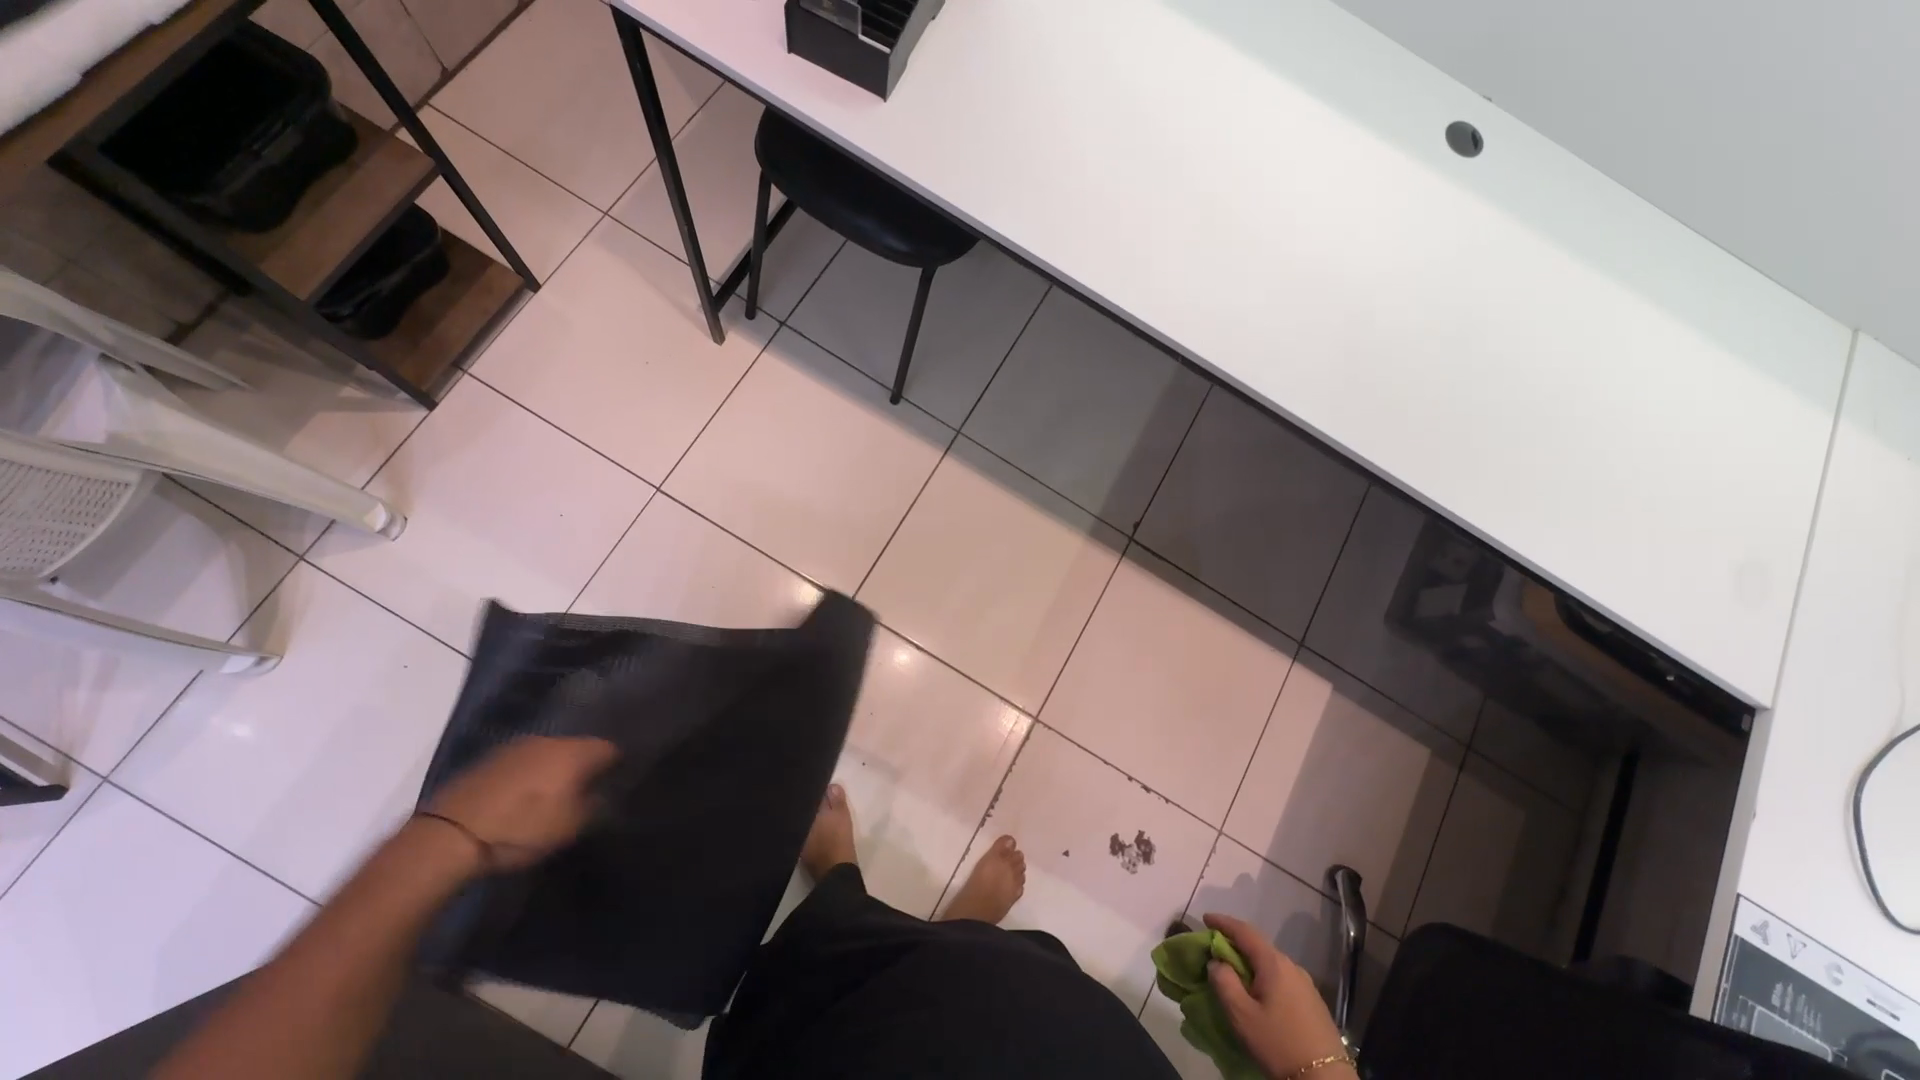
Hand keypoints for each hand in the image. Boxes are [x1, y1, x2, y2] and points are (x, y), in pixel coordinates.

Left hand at [424, 736, 618, 871]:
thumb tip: (602, 793)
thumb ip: (595, 805)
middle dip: (584, 766)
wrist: (450, 834)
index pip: (609, 748)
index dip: (617, 766)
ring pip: (548, 753)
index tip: (616, 784)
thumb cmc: (522, 828)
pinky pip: (523, 762)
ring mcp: (515, 747)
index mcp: (573, 752)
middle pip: (577, 748)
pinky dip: (529, 775)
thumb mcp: (570, 826)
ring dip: (554, 769)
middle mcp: (547, 740)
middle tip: (586, 792)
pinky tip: (523, 797)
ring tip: (553, 795)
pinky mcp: (489, 759)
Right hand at [1204, 913, 1354, 1079]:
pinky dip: (1263, 977)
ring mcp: (1306, 984)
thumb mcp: (1241, 1015)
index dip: (1223, 922)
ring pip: (1271, 964)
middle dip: (1235, 944)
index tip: (1205, 918)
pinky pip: (1281, 979)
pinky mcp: (1312, 1001)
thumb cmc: (1278, 1042)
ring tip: (1233, 973)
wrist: (1325, 1078)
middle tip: (1214, 950)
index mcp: (1274, 964)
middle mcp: (1292, 967)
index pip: (1245, 931)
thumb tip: (1217, 962)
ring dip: (1250, 963)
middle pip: (1259, 946)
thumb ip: (1224, 982)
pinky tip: (1258, 993)